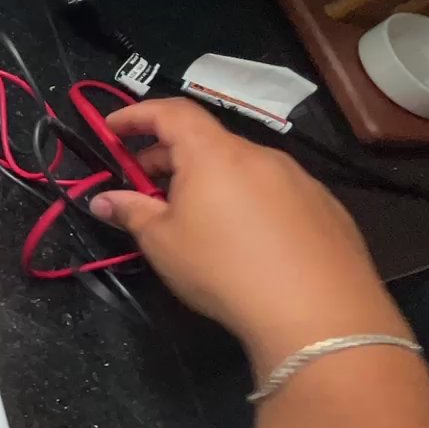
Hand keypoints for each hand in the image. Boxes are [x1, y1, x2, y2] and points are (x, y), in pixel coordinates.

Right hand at [87, 98, 409, 370]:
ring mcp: (299, 181)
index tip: (112, 128)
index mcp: (214, 156)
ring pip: (238, 166)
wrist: (319, 315)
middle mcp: (260, 157)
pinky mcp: (325, 208)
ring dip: (204, 178)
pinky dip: (241, 197)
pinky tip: (237, 237)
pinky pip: (270, 189)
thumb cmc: (222, 267)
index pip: (171, 112)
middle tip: (141, 187)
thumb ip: (129, 211)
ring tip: (187, 216)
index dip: (136, 114)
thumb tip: (103, 200)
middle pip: (205, 140)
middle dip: (165, 156)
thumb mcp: (159, 240)